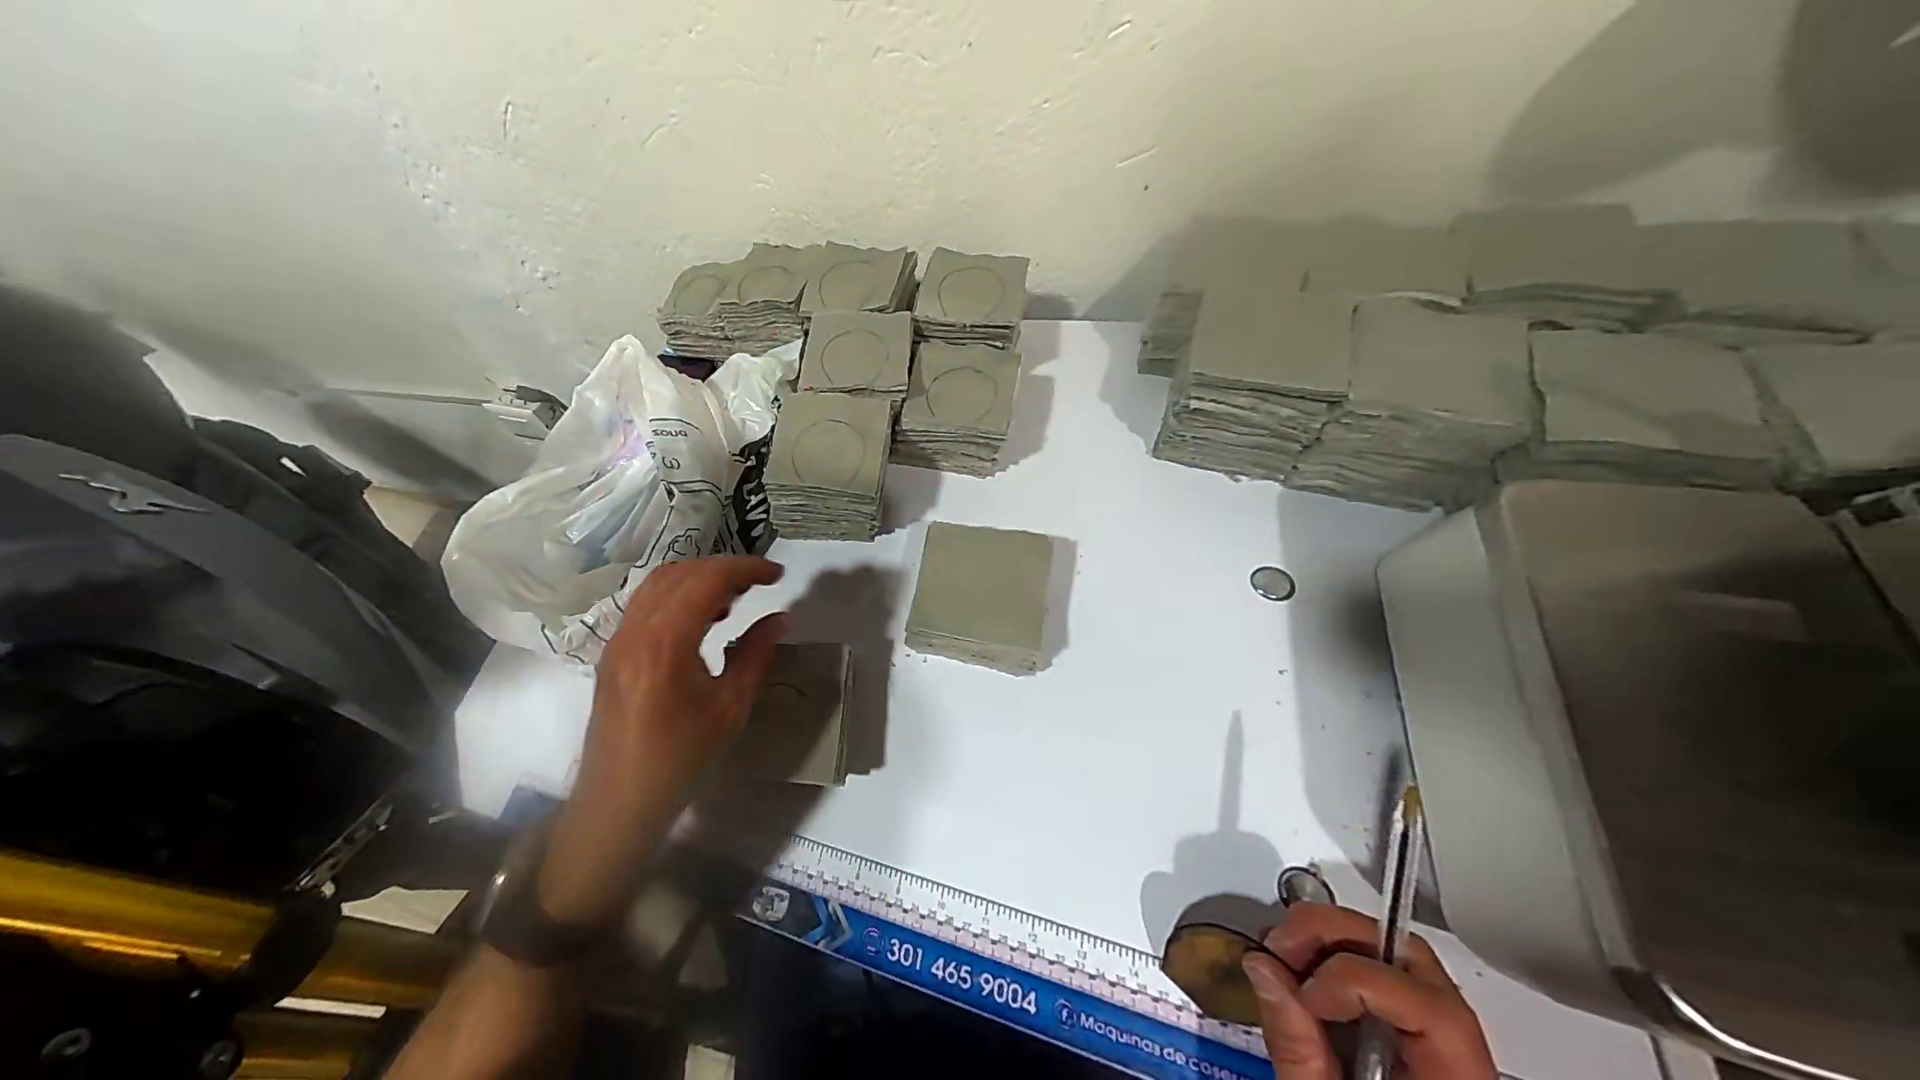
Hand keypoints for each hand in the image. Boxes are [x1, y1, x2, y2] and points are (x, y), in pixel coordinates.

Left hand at [537, 556, 788, 926]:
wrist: (618, 803)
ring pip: (658, 584)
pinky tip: (703, 619)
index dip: (746, 568)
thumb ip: (756, 655)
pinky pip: (646, 604)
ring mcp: (618, 640)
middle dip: (724, 568)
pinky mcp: (613, 653)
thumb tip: (779, 618)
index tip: (777, 575)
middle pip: (680, 573)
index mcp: (664, 644)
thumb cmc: (681, 760)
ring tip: (735, 598)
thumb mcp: (731, 708)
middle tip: (760, 583)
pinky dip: (678, 596)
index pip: (707, 580)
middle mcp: (634, 631)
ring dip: (698, 579)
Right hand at [1241, 903, 1495, 1079]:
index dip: (1357, 980)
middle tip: (1281, 948)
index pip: (1429, 1007)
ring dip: (1328, 941)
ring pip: (1392, 952)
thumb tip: (1263, 967)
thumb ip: (1296, 1047)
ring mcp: (1443, 1039)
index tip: (1304, 994)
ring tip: (1284, 961)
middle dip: (1334, 935)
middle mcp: (1463, 1055)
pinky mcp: (1411, 1032)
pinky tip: (1300, 978)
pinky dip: (1331, 959)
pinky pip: (1378, 970)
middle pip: (1410, 958)